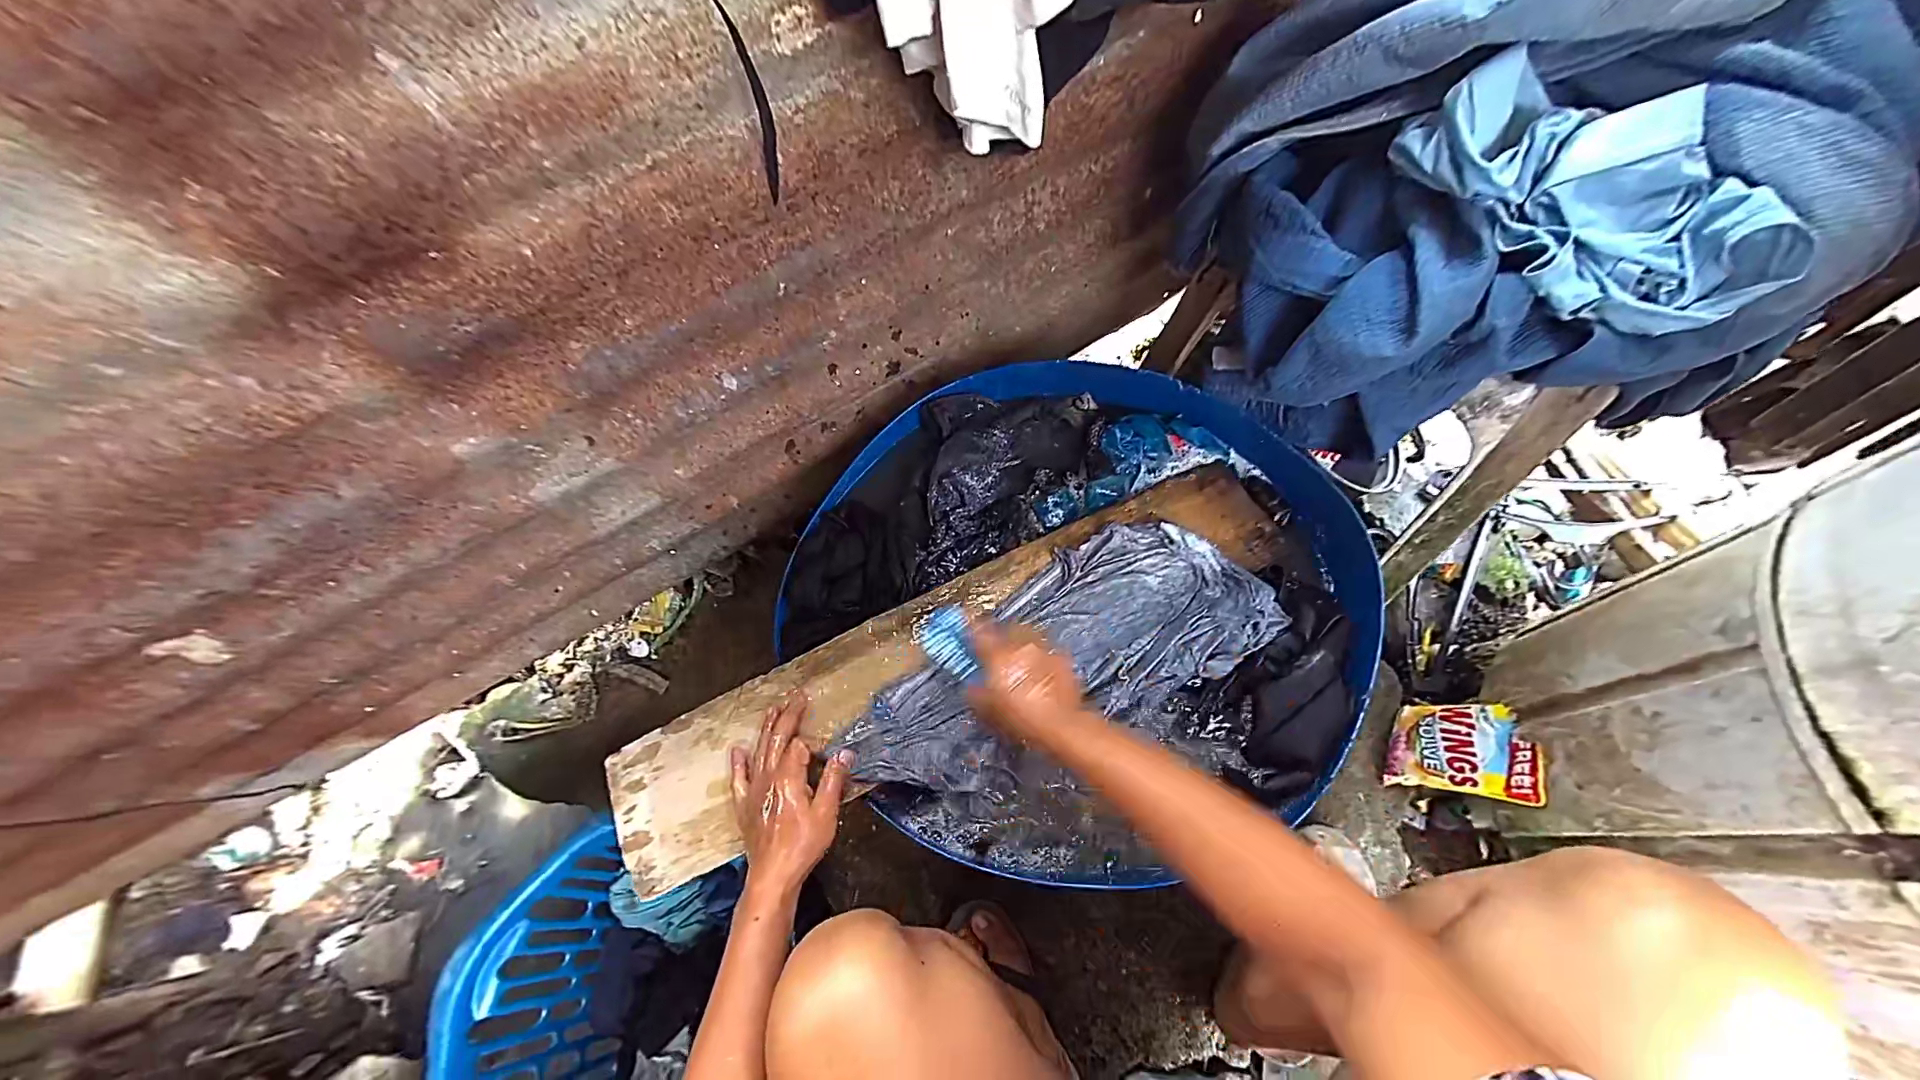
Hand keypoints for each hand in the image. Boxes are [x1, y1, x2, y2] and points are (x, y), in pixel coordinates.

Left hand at [730, 691, 850, 896]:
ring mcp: (753, 789)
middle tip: (797, 696)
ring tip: (773, 709)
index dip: (813, 740)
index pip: (800, 745)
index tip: (826, 742)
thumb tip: (843, 752)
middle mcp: (767, 777)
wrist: (773, 874)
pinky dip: (738, 761)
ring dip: (767, 728)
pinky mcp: (745, 803)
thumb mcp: (826, 812)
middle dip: (789, 716)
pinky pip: (739, 777)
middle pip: (778, 739)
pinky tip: (737, 749)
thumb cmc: (802, 845)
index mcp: (788, 777)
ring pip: (760, 750)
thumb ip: (833, 779)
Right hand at [964, 621, 1092, 739]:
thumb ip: (975, 691)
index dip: (971, 628)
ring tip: (1019, 659)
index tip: (967, 629)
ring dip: (1022, 643)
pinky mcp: (1063, 660)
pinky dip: (1041, 656)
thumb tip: (972, 686)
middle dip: (1000, 635)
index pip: (979, 630)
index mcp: (998, 654)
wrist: (1060, 726)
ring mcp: (1044, 650)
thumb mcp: (986, 709)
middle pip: (1007, 628)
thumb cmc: (1020, 718)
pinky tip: (1040, 671)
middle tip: (995, 649)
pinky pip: (1047, 650)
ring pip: (1029, 636)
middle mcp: (1021, 645)